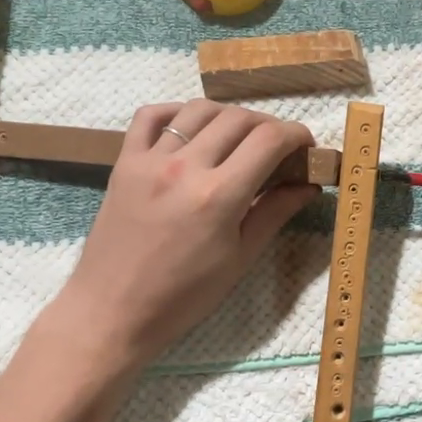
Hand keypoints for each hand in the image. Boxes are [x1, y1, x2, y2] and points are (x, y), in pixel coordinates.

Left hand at [57, 100, 316, 365]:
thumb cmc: (184, 296)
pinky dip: (178, 112)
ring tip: (239, 138)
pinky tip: (192, 129)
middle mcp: (186, 167)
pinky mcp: (124, 162)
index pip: (270, 140)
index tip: (307, 148)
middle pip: (239, 118)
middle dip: (269, 126)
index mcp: (219, 196)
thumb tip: (309, 185)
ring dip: (229, 116)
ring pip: (199, 110)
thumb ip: (274, 213)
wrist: (112, 311)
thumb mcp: (240, 259)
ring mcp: (150, 160)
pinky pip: (151, 116)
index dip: (297, 135)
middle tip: (279, 149)